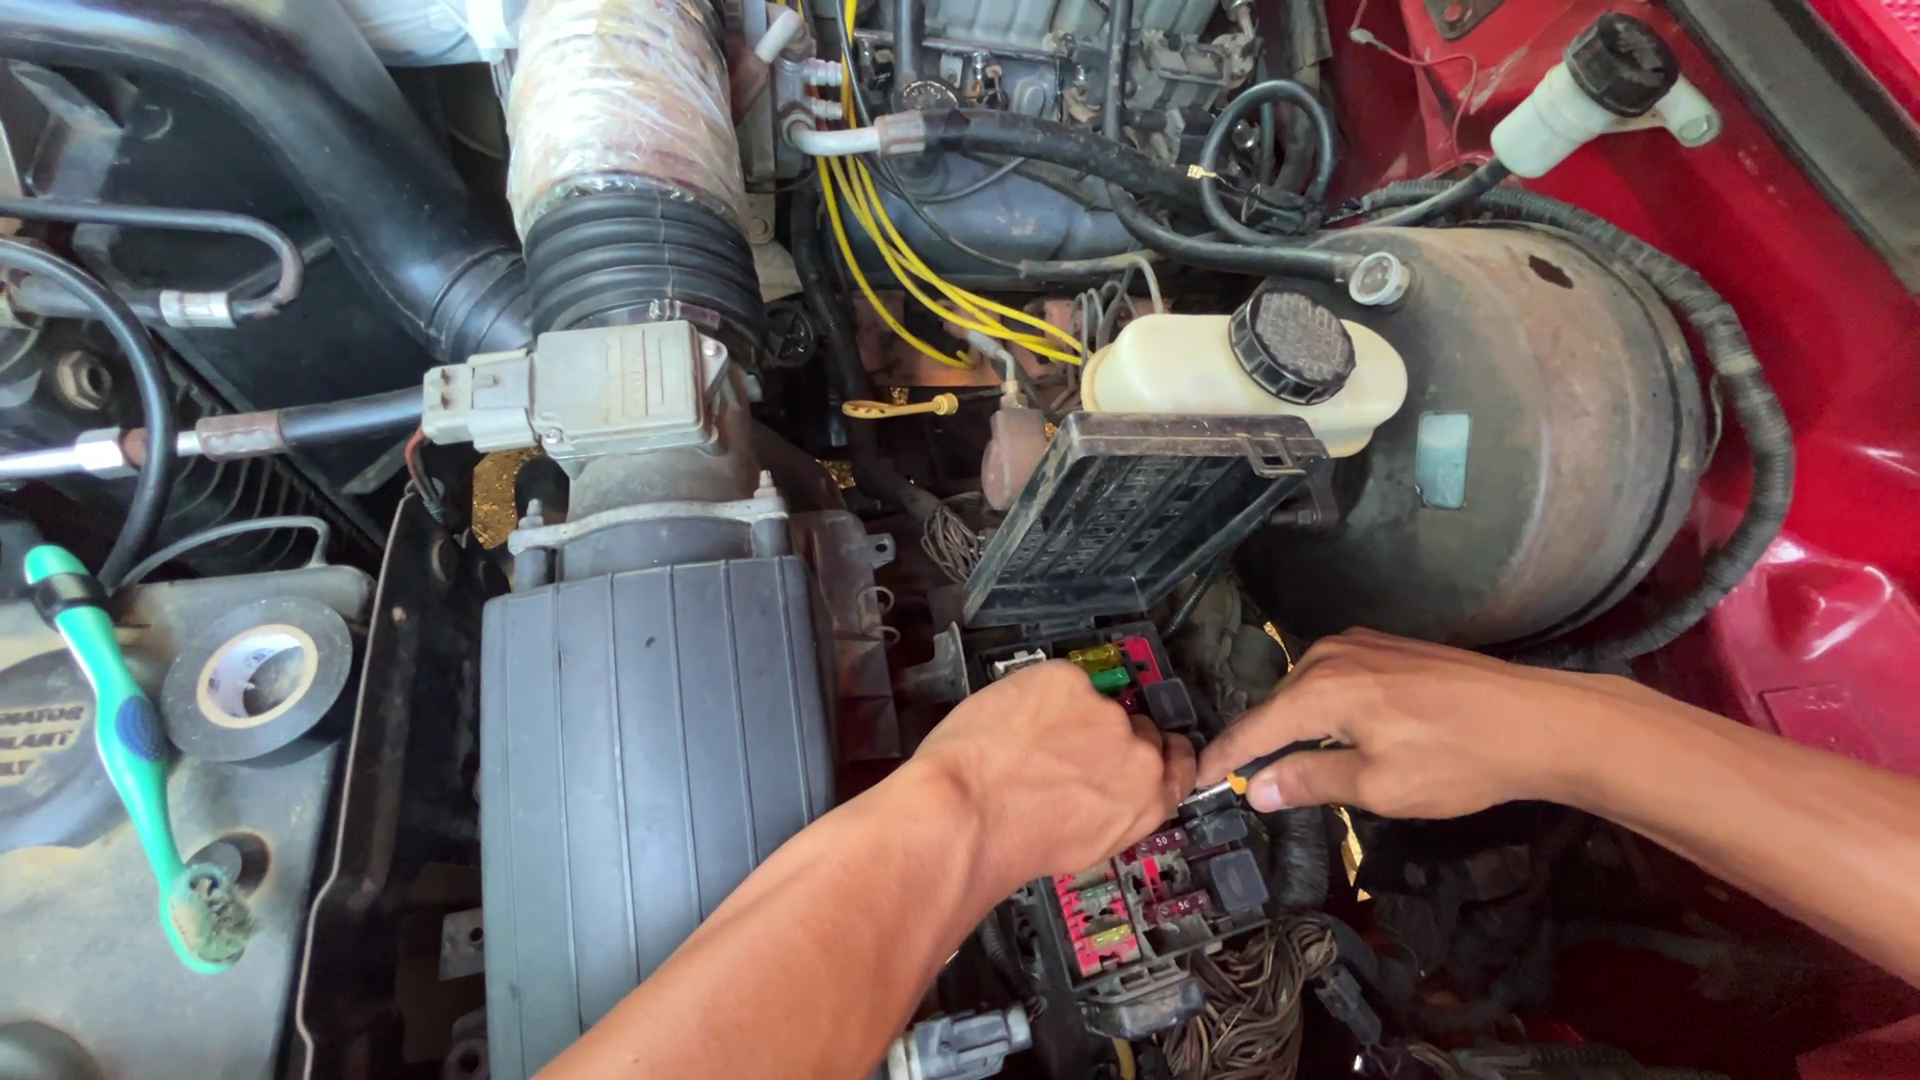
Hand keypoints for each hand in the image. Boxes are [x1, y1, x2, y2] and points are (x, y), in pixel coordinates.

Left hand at [906, 660, 1195, 887]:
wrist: (971, 812)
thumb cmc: (1016, 841)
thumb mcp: (1087, 844)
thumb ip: (1113, 808)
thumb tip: (1104, 788)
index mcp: (1148, 799)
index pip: (1178, 762)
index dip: (1159, 751)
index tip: (1142, 747)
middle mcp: (1137, 751)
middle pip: (1133, 725)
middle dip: (1104, 733)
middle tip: (1064, 744)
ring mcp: (1102, 709)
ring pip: (1091, 700)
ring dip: (1067, 712)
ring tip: (1025, 737)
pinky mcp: (1066, 679)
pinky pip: (1058, 679)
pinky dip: (1037, 693)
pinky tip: (1012, 719)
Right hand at [1197, 629, 1668, 818]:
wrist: (1544, 719)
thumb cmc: (1458, 760)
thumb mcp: (1380, 786)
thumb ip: (1309, 781)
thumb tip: (1257, 790)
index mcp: (1319, 689)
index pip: (1253, 728)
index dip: (1223, 758)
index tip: (1196, 779)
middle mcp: (1326, 655)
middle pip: (1275, 706)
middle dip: (1260, 743)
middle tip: (1249, 781)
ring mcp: (1356, 643)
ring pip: (1303, 690)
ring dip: (1293, 724)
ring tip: (1292, 760)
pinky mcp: (1382, 644)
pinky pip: (1330, 677)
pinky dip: (1321, 706)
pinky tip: (1338, 728)